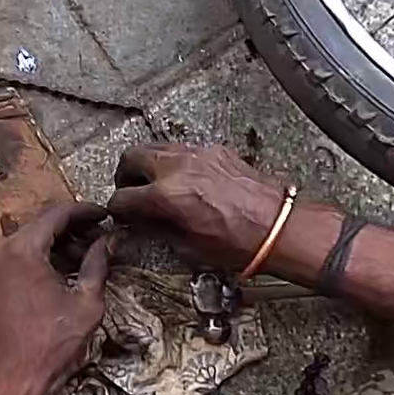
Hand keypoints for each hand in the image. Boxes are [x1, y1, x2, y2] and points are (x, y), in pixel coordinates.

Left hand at [0, 202, 112, 394]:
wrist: (8, 381)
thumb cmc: (48, 345)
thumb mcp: (85, 303)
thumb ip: (98, 264)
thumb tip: (110, 241)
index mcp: (23, 249)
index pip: (58, 213)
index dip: (86, 211)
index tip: (107, 214)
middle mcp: (3, 251)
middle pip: (43, 224)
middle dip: (75, 228)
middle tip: (103, 236)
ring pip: (32, 241)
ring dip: (61, 244)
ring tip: (90, 256)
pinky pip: (22, 258)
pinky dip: (46, 258)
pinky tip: (68, 272)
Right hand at [105, 144, 290, 266]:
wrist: (276, 227)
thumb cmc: (238, 242)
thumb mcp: (188, 246)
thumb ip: (157, 228)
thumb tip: (142, 222)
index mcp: (166, 194)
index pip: (123, 196)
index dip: (116, 209)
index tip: (120, 214)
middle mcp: (177, 167)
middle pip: (131, 157)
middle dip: (125, 175)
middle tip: (130, 192)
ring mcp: (197, 154)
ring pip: (156, 148)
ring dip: (149, 165)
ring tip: (154, 185)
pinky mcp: (215, 151)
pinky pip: (183, 150)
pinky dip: (175, 163)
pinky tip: (184, 181)